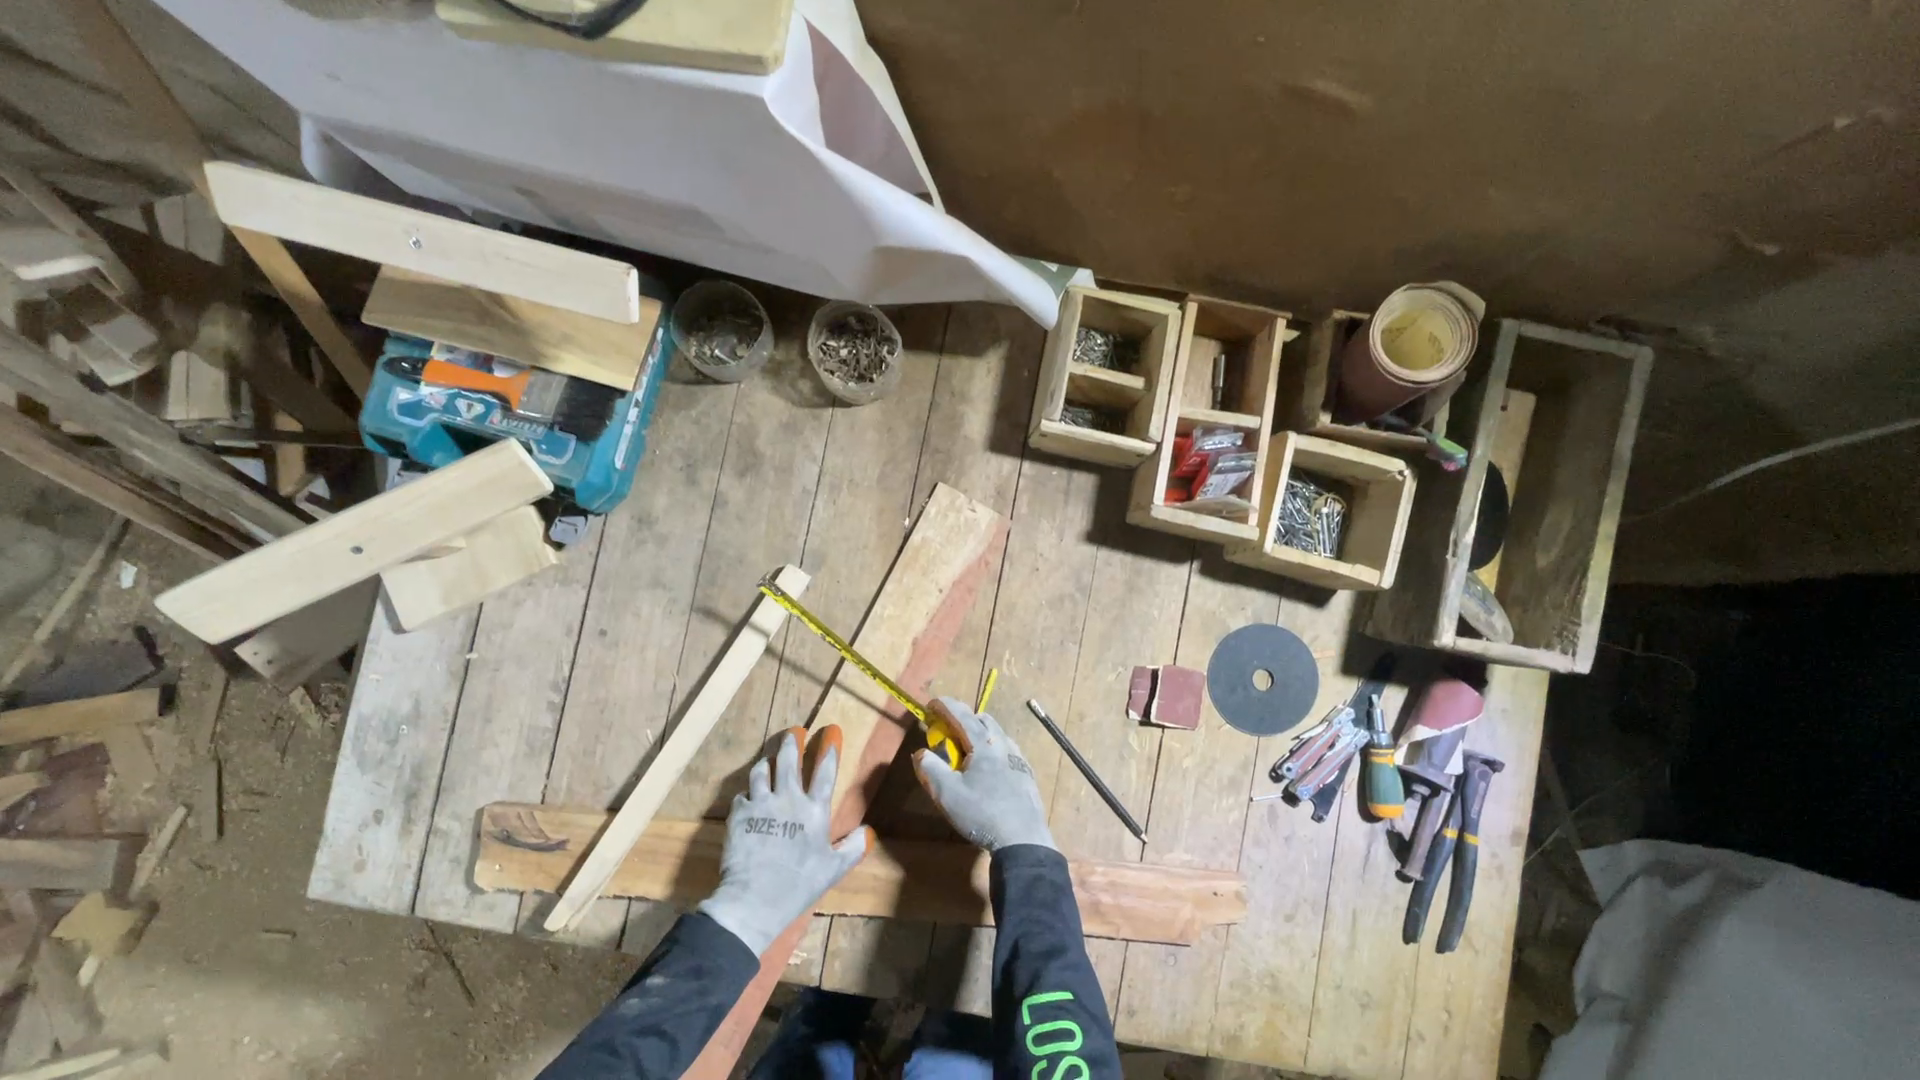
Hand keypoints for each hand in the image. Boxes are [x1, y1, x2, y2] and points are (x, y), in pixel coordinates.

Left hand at [698, 727, 869, 955]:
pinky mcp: (738, 814)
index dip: (829, 752)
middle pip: (788, 761)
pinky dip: (747, 795)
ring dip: (765, 764)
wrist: (755, 898)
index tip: (831, 734)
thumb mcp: (834, 869)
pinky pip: (742, 795)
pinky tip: (748, 801)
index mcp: (814, 810)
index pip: (825, 773)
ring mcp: (761, 803)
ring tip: (766, 763)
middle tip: (792, 734)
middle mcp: (788, 799)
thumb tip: (868, 832)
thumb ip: (853, 848)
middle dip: (791, 743)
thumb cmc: (799, 884)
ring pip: (761, 771)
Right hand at [912, 697, 1055, 852]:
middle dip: (963, 718)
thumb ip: (930, 768)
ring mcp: (1019, 758)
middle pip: (982, 720)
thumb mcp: (947, 794)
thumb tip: (921, 753)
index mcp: (984, 744)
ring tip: (965, 750)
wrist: (1023, 839)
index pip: (962, 715)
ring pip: (997, 734)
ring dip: (978, 734)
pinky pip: (1006, 750)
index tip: (930, 703)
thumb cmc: (982, 813)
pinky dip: (991, 749)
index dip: (945, 706)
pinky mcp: (1026, 773)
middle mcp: (1004, 744)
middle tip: (946, 730)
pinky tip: (987, 769)